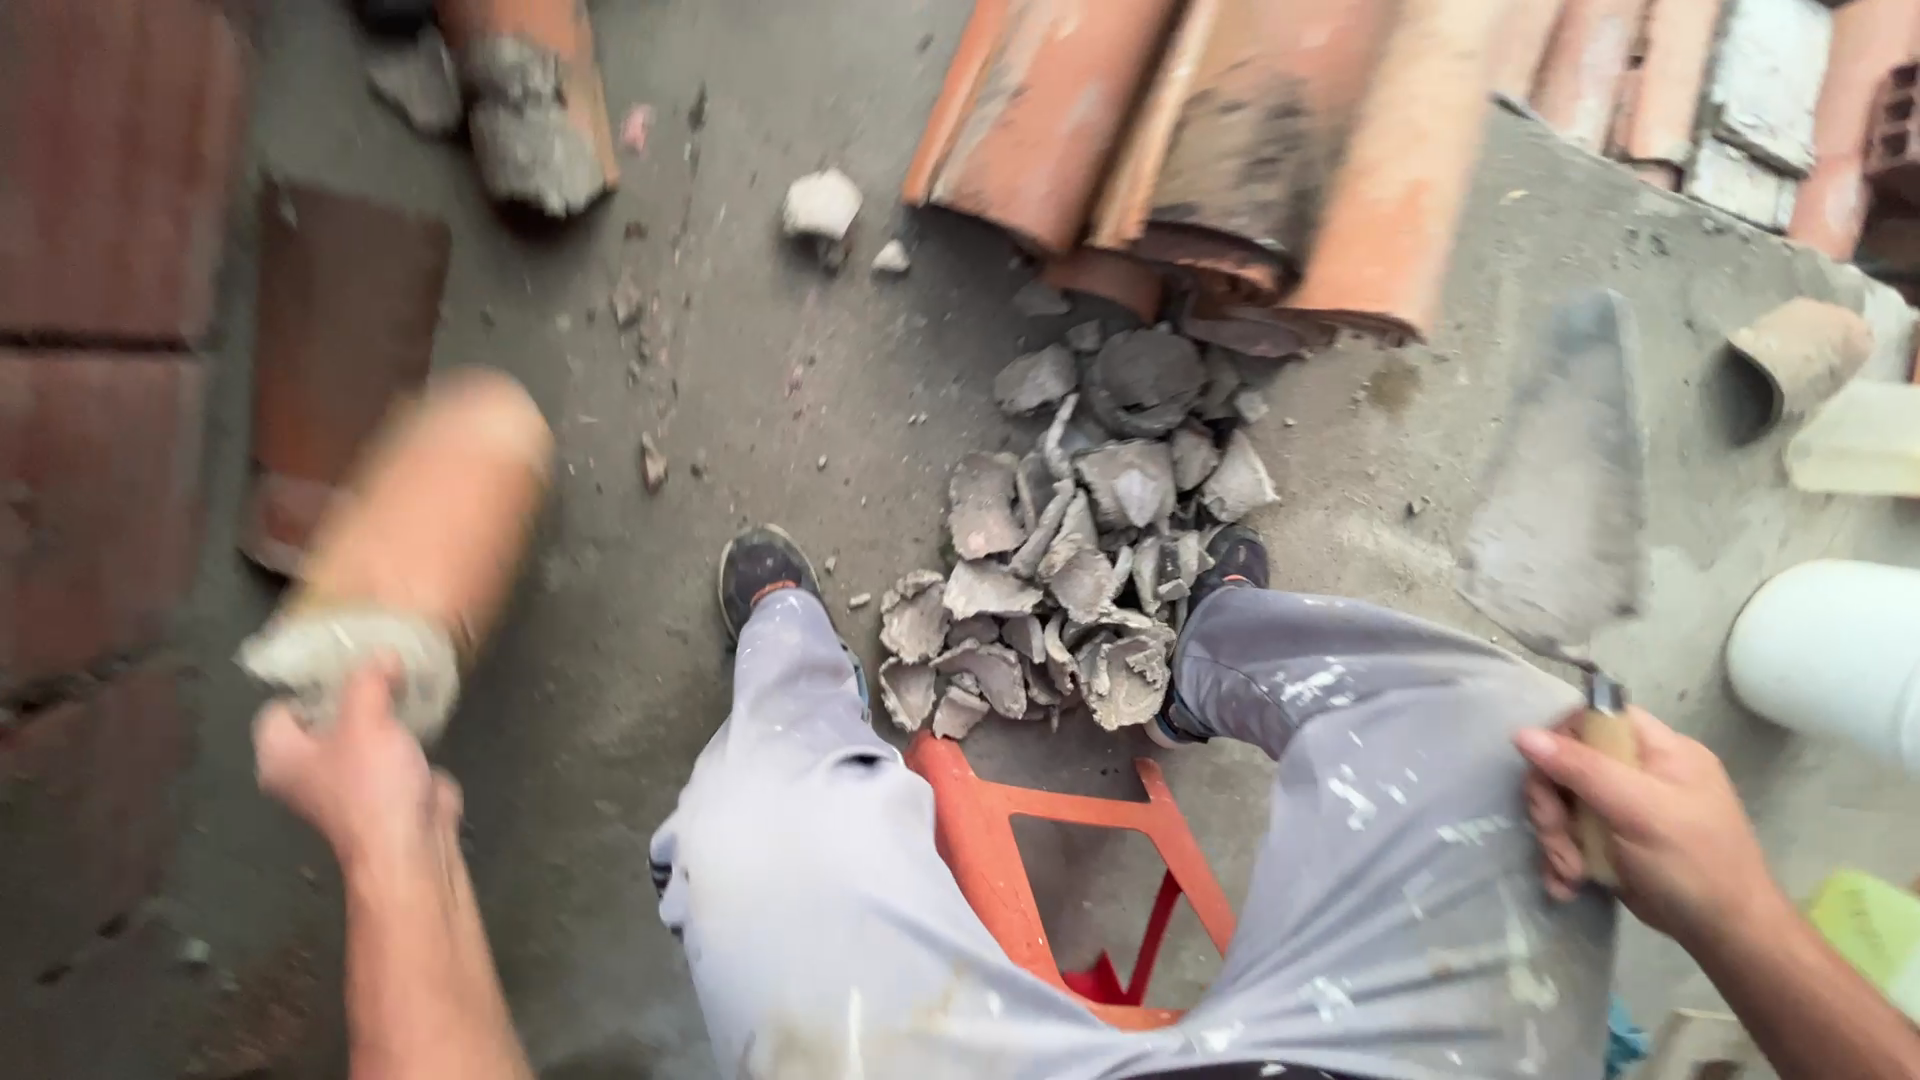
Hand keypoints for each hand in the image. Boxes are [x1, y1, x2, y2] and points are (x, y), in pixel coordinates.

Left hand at [254, 657, 461, 871]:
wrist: (410, 837)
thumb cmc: (371, 782)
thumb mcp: (365, 722)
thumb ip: (369, 682)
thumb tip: (381, 652)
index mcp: (280, 757)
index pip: (278, 710)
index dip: (308, 685)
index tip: (344, 662)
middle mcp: (305, 768)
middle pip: (321, 716)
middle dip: (349, 691)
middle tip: (379, 663)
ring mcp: (346, 777)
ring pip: (356, 729)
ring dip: (378, 708)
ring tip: (403, 678)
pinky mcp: (383, 781)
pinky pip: (386, 743)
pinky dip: (400, 726)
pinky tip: (420, 708)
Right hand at [1515, 707, 1777, 945]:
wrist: (1727, 938)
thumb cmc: (1696, 866)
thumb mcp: (1639, 811)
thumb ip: (1581, 768)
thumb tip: (1522, 734)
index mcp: (1660, 751)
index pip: (1593, 717)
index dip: (1561, 738)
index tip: (1549, 772)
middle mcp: (1637, 770)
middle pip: (1564, 762)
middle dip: (1552, 804)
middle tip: (1556, 834)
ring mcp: (1621, 804)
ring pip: (1558, 799)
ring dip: (1553, 836)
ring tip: (1568, 869)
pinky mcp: (1607, 834)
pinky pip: (1566, 829)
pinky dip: (1561, 855)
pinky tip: (1567, 880)